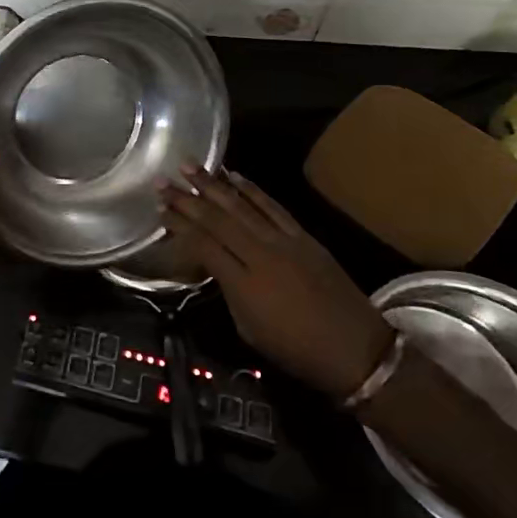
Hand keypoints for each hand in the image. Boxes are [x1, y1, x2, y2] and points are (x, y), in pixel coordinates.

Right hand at [161, 166, 392, 401]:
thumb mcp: (248, 328)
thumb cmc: (295, 349)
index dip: (178, 225)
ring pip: (242, 206)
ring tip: (190, 167)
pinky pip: (273, 207)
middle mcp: (261, 255)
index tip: (159, 209)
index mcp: (243, 283)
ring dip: (213, 184)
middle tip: (163, 181)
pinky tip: (234, 176)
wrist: (357, 351)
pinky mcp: (304, 237)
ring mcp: (284, 242)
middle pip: (217, 219)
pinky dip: (252, 189)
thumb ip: (227, 289)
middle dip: (187, 199)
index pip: (202, 243)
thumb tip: (216, 264)